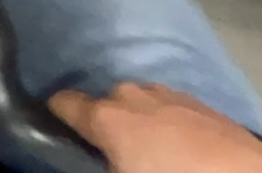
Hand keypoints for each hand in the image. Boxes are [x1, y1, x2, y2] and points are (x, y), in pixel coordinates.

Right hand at [48, 83, 261, 172]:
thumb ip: (106, 168)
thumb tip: (109, 160)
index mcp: (109, 118)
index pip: (64, 103)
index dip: (54, 116)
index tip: (55, 133)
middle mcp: (133, 97)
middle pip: (105, 105)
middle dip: (106, 129)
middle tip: (116, 162)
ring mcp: (172, 97)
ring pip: (141, 106)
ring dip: (141, 127)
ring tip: (156, 161)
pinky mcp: (207, 107)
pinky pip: (173, 112)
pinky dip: (171, 130)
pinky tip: (188, 158)